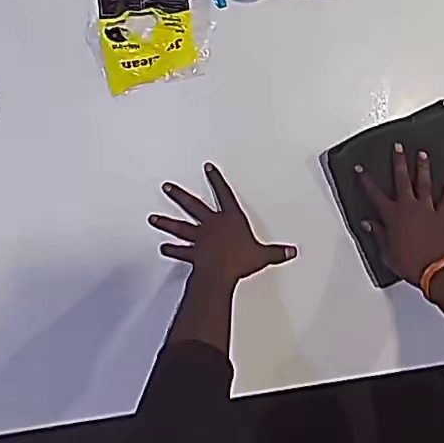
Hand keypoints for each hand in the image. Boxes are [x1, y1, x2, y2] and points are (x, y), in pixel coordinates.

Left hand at [149, 164, 295, 289]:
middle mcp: (212, 225)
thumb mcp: (263, 255)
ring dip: (166, 222)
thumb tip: (289, 251)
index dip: (216, 180)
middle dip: (179, 195)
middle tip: (168, 187)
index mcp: (230, 219)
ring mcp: (199, 238)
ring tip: (154, 218)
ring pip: (180, 226)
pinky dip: (172, 249)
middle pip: (193, 206)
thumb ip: (276, 252)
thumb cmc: (239, 260)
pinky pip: (180, 249)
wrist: (220, 274)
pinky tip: (163, 247)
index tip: (208, 168)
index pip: (224, 193)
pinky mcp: (192, 253)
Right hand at [356, 142, 443, 285]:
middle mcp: (409, 208)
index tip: (361, 169)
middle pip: (402, 179)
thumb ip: (378, 235)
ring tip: (422, 155)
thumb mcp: (387, 253)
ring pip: (423, 183)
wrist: (437, 269)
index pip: (375, 194)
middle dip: (399, 162)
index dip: (366, 181)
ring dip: (423, 168)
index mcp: (392, 216)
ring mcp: (427, 209)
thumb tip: (369, 225)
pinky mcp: (442, 216)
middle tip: (398, 148)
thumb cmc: (411, 263)